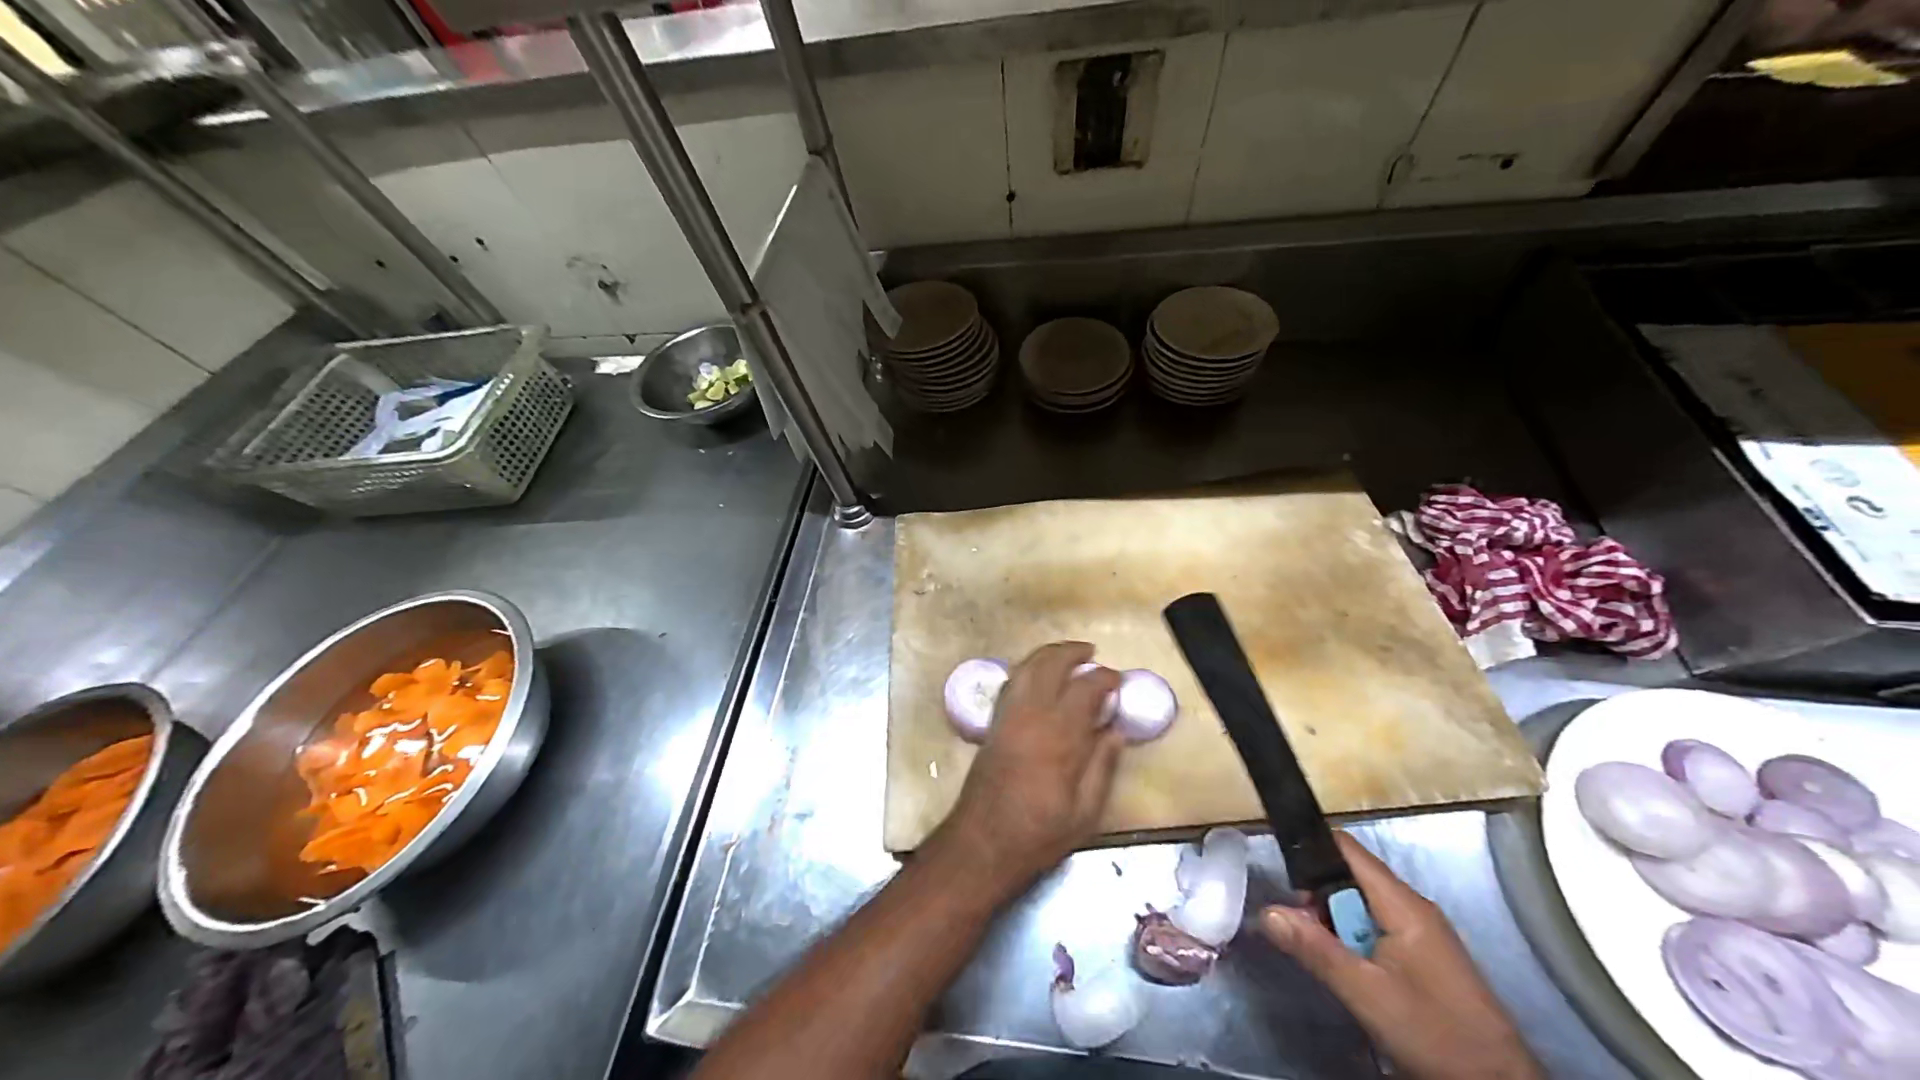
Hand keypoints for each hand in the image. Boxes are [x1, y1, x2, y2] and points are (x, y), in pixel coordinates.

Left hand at [926, 642, 1124, 902]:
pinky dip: (1028, 670)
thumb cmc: (1039, 833)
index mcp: (1059, 735)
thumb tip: (1116, 731)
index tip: (1119, 681)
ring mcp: (1007, 715)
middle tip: (1091, 654)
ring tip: (1067, 656)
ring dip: (1047, 655)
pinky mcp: (992, 723)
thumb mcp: (1086, 811)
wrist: (982, 844)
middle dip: (1072, 652)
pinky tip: (1038, 677)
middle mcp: (1030, 714)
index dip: (1105, 678)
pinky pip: (1011, 682)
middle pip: (1050, 664)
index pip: (1086, 688)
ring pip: (1026, 667)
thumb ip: (1103, 766)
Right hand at [1259, 833, 1542, 1079]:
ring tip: (1321, 953)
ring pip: (1360, 906)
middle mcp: (1412, 907)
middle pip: (1350, 877)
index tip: (1283, 878)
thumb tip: (1266, 911)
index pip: (1346, 849)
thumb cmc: (1434, 1032)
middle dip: (1318, 898)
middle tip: (1300, 930)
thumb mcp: (1365, 992)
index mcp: (1402, 903)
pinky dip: (1353, 939)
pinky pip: (1375, 928)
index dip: (1310, 851)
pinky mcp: (1423, 956)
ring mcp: (1421, 932)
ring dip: (1334, 922)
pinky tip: (1348, 969)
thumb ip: (1315, 949)